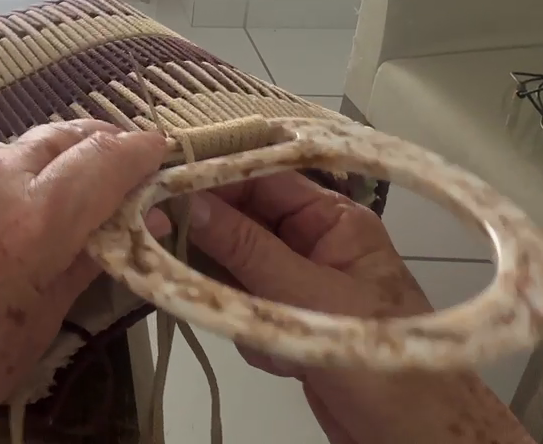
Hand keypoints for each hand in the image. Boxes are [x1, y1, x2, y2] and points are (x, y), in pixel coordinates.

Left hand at [0, 120, 169, 443]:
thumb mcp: (43, 318)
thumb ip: (96, 252)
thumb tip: (148, 213)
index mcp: (30, 224)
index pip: (105, 160)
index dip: (140, 150)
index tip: (158, 146)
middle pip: (61, 136)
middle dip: (93, 146)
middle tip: (112, 160)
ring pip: (10, 147)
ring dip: (31, 168)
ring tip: (25, 208)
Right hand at [183, 173, 532, 443]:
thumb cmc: (382, 366)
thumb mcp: (308, 299)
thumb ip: (244, 247)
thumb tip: (186, 199)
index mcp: (332, 218)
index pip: (260, 177)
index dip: (211, 176)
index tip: (160, 181)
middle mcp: (314, 240)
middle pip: (242, 220)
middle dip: (219, 248)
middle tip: (174, 251)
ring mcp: (301, 281)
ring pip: (235, 265)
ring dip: (236, 299)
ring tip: (260, 331)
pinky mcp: (291, 320)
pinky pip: (244, 305)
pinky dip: (250, 331)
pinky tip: (279, 360)